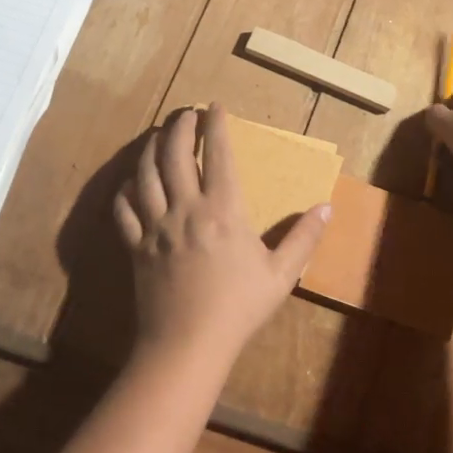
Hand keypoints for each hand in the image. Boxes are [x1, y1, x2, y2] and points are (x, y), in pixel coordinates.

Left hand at [113, 104, 329, 365]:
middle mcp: (186, 209)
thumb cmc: (238, 309)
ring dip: (150, 148)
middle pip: (175, 154)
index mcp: (223, 210)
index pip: (217, 154)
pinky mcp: (136, 247)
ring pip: (145, 174)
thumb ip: (303, 238)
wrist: (185, 346)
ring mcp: (156, 227)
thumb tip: (327, 207)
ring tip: (157, 136)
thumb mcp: (281, 275)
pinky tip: (132, 182)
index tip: (215, 106)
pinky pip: (125, 209)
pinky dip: (127, 189)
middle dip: (179, 126)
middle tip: (185, 113)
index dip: (215, 125)